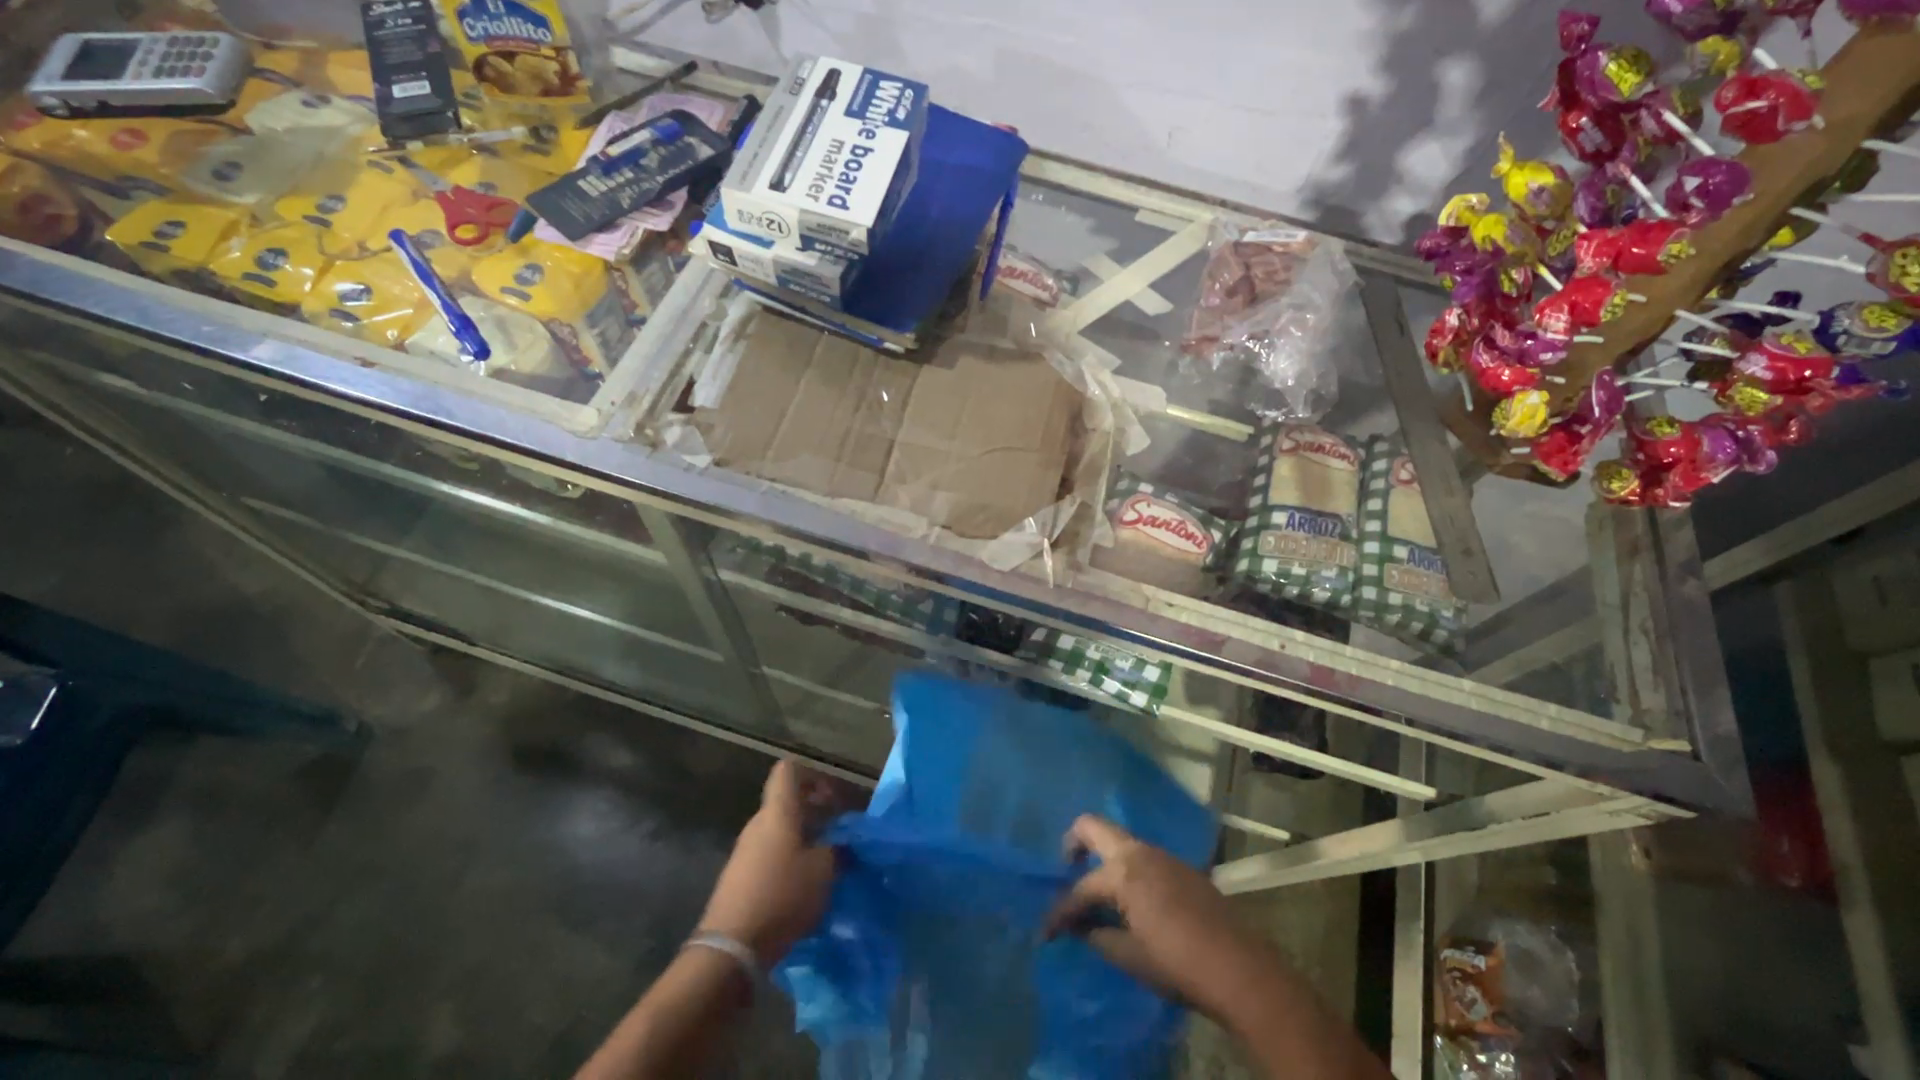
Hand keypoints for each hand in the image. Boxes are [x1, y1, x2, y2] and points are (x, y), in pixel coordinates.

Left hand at [697, 761, 856, 967]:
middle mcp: (758, 824)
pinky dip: (791, 859)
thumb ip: (837, 850)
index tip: (835, 799)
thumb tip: (842, 844)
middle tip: (840, 834)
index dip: (814, 776)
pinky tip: (806, 885)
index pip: (789, 771)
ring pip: (780, 830)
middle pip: (786, 802)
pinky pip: (771, 854)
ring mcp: (745, 850)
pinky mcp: (740, 876)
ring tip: (828, 863)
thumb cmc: (783, 896)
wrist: (733, 945)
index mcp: (778, 813)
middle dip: (816, 812)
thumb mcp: (823, 872)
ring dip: (805, 838)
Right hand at [1042, 814, 1277, 1022]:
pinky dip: (1127, 872)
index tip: (1047, 933)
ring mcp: (1166, 858)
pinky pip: (1144, 860)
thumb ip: (1096, 935)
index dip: (1059, 912)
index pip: (1080, 889)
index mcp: (1124, 872)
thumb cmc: (1177, 963)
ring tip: (1097, 896)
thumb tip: (1078, 927)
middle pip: (1094, 828)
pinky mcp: (1184, 871)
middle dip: (1072, 845)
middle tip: (1064, 871)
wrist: (1240, 970)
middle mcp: (1142, 853)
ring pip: (1122, 845)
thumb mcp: (1128, 956)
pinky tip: (1129, 902)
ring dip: (1104, 861)